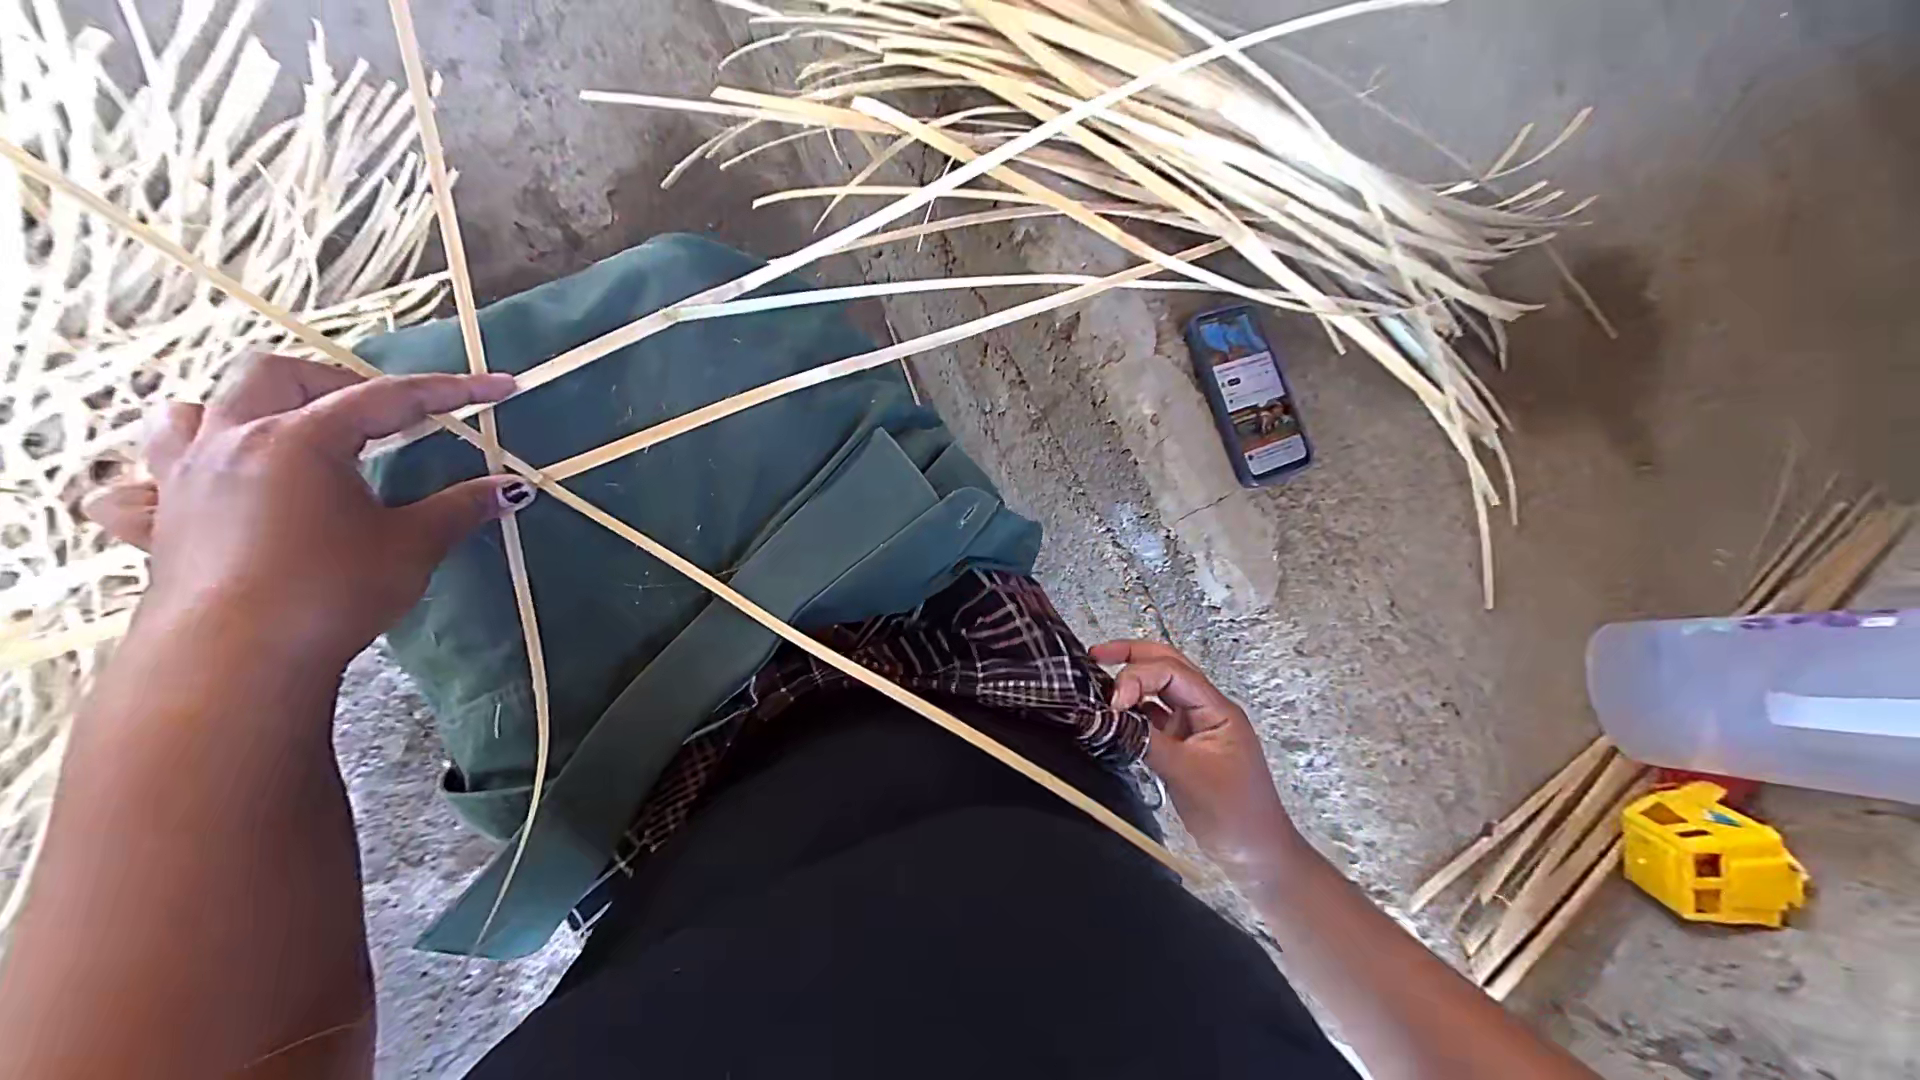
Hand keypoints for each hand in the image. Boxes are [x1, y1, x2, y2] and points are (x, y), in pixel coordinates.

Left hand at [84, 353, 531, 669]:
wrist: (238, 660)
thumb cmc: (333, 589)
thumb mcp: (414, 544)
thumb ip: (462, 507)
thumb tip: (512, 488)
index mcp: (302, 439)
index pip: (389, 398)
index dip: (452, 391)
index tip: (500, 387)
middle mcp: (234, 441)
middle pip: (278, 375)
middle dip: (338, 381)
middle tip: (386, 415)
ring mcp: (182, 479)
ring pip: (196, 410)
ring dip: (246, 409)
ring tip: (289, 432)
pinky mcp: (158, 523)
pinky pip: (142, 480)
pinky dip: (173, 472)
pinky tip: (204, 488)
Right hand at [1091, 640, 1303, 878]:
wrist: (1257, 855)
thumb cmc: (1233, 815)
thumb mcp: (1187, 775)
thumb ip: (1146, 741)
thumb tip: (1109, 718)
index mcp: (1217, 709)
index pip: (1171, 673)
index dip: (1137, 677)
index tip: (1113, 702)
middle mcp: (1206, 710)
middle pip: (1167, 666)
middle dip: (1132, 656)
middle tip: (1095, 655)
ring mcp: (1194, 727)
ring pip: (1159, 689)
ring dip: (1132, 681)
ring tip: (1099, 681)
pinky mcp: (1183, 745)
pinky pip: (1154, 716)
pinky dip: (1133, 710)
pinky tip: (1114, 714)